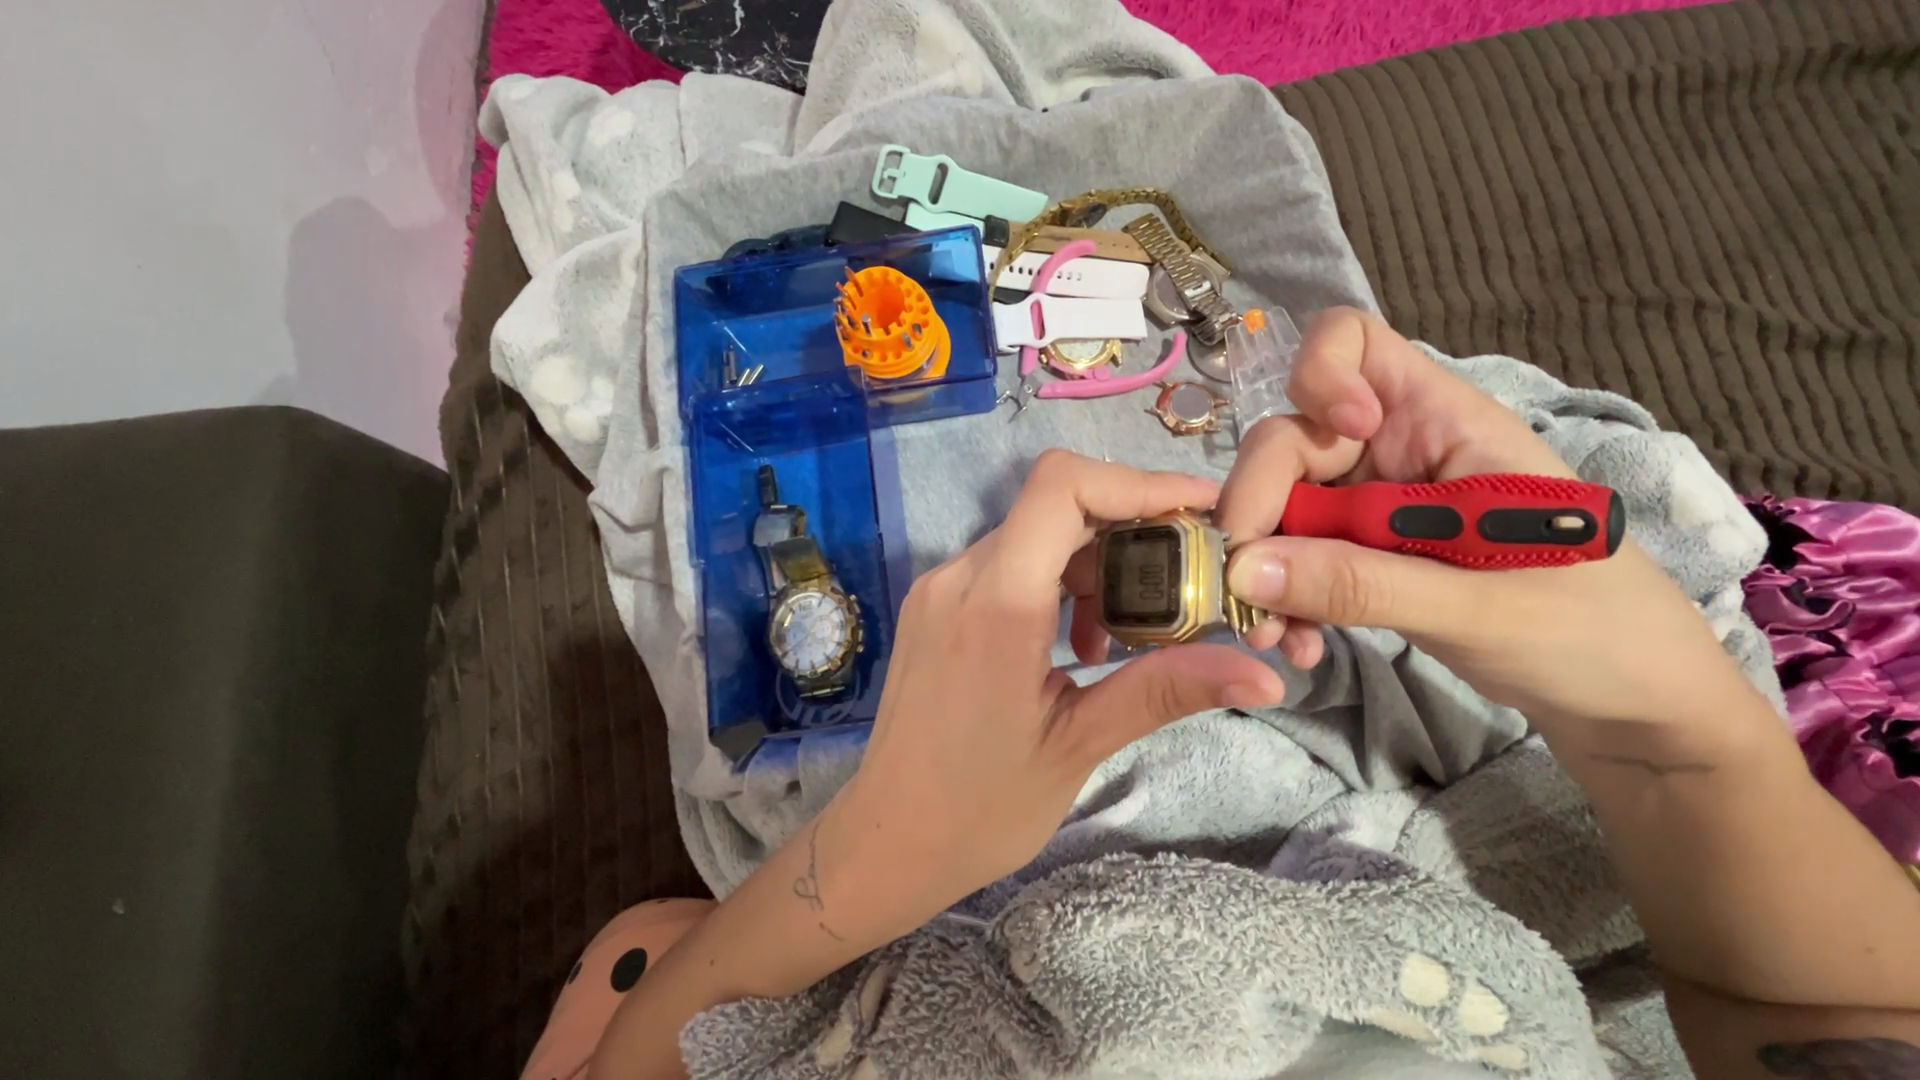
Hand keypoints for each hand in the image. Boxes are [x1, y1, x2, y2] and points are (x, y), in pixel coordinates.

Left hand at [843, 450, 1284, 901]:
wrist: (889, 838)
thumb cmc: (979, 806)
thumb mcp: (1079, 744)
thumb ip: (1164, 691)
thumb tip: (1263, 674)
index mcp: (997, 603)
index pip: (1063, 487)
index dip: (1137, 482)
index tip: (1200, 510)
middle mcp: (960, 576)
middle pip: (1056, 506)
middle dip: (1131, 529)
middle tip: (1188, 578)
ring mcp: (940, 587)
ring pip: (1034, 534)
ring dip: (1095, 563)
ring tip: (1131, 632)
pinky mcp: (936, 606)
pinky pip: (1007, 564)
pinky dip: (1057, 582)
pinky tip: (1080, 643)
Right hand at [1214, 307, 1754, 731]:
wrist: (1630, 704)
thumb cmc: (1594, 633)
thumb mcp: (1482, 608)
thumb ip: (1362, 585)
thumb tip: (1240, 569)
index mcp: (1444, 424)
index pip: (1354, 344)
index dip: (1320, 375)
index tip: (1331, 443)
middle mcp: (1394, 452)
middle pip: (1290, 440)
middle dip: (1258, 508)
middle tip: (1243, 586)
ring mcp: (1371, 508)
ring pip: (1280, 508)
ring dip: (1259, 568)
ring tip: (1272, 637)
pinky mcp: (1359, 557)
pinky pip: (1292, 558)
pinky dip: (1280, 598)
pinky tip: (1297, 646)